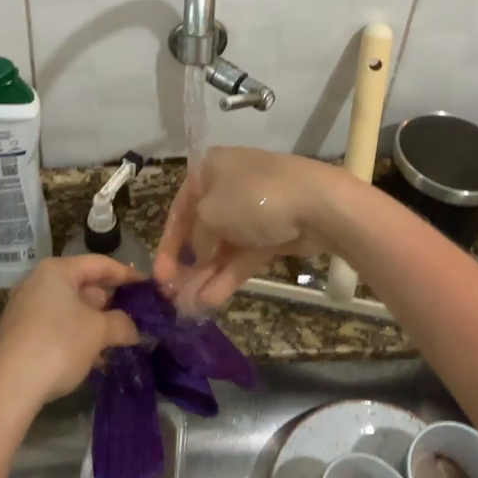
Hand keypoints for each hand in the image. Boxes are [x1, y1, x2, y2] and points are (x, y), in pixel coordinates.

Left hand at [0, 255, 142, 407]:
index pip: (99, 264)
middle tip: (133, 319)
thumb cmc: (58, 344)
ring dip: (94, 324)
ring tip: (117, 342)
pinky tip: (92, 358)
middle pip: (83, 286)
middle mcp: (38, 281)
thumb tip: (134, 328)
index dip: (126, 274)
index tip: (147, 287)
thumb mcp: (98, 332)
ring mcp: (25, 307)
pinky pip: (56, 325)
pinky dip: (76, 335)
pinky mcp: (19, 332)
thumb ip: (122, 324)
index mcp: (57, 270)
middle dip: (109, 303)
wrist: (9, 386)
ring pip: (69, 309)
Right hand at [154, 146, 344, 311]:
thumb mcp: (210, 213)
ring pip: (223, 248)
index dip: (169, 244)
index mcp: (209, 170)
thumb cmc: (253, 198)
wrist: (317, 204)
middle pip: (202, 231)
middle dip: (188, 265)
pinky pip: (243, 256)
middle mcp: (228, 187)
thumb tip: (201, 254)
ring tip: (190, 307)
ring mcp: (253, 212)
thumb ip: (198, 238)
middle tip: (174, 295)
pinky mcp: (272, 234)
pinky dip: (227, 276)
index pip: (180, 209)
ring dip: (206, 276)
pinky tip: (211, 300)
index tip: (160, 275)